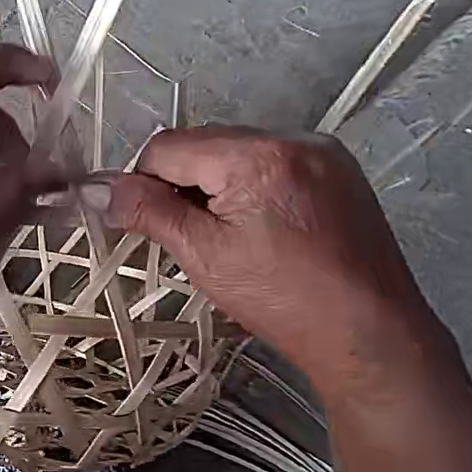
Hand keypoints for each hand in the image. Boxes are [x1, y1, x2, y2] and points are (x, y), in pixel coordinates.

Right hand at [95, 126, 454, 395]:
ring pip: (237, 151)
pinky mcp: (338, 170)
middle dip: (182, 182)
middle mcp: (292, 137)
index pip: (168, 146)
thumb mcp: (204, 256)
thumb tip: (101, 191)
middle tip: (188, 235)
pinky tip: (260, 228)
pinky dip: (250, 185)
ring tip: (228, 236)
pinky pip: (272, 161)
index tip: (143, 219)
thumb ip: (150, 213)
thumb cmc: (284, 300)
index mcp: (255, 155)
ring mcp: (321, 151)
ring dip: (215, 183)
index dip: (142, 181)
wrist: (370, 334)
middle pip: (204, 143)